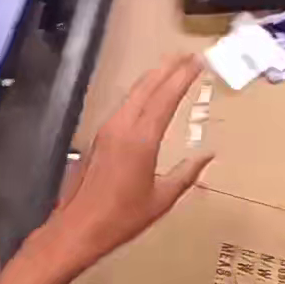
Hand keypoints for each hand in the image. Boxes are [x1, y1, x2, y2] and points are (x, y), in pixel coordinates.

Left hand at [36, 55, 212, 272]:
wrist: (77, 229)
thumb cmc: (122, 218)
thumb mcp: (162, 199)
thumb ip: (186, 174)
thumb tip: (207, 155)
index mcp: (141, 140)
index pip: (165, 98)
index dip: (183, 77)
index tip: (199, 61)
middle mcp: (121, 127)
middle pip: (146, 87)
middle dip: (167, 68)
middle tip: (187, 54)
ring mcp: (106, 131)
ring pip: (132, 94)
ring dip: (152, 79)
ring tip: (170, 69)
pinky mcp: (97, 140)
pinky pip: (123, 107)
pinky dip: (139, 95)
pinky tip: (146, 98)